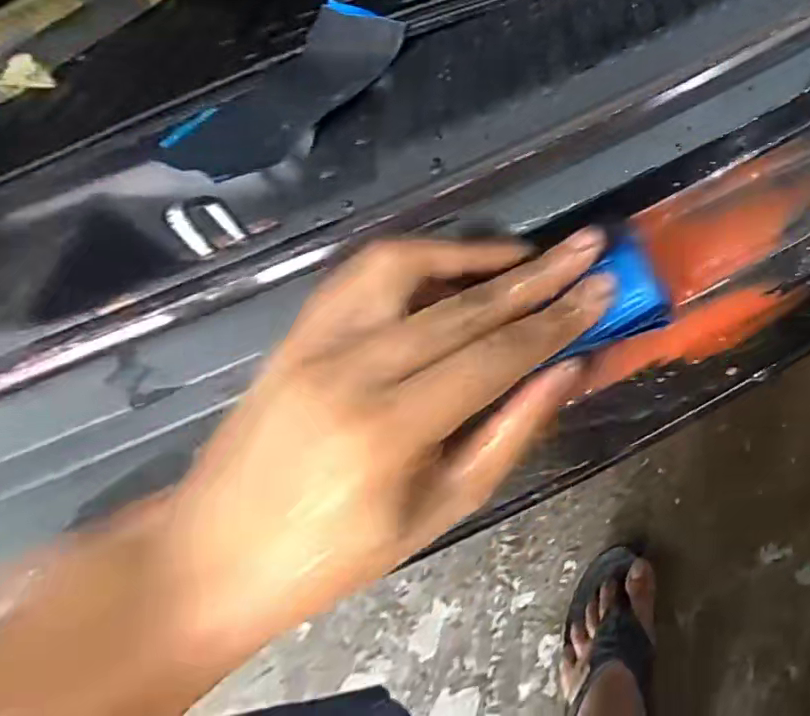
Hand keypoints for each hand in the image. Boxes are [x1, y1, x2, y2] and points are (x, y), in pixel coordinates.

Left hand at [153, 230, 614, 654]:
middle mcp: (350, 373)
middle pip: (468, 306)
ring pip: (409, 267)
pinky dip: (427, 253)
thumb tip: (575, 366)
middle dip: (542, 273)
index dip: (561, 317)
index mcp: (391, 429)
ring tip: (532, 252)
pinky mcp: (298, 333)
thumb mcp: (448, 506)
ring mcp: (314, 345)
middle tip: (591, 246)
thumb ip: (517, 428)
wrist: (203, 564)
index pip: (499, 353)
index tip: (606, 286)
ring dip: (481, 252)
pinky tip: (465, 260)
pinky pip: (367, 271)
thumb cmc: (342, 549)